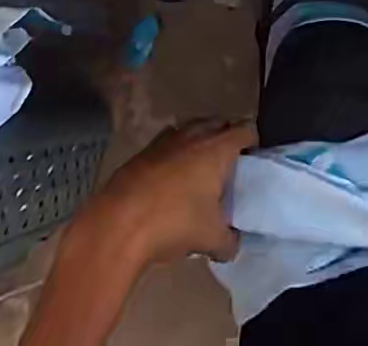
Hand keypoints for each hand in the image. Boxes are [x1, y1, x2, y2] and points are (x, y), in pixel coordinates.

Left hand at [21, 119, 253, 345]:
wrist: (114, 227)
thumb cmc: (173, 223)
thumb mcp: (210, 239)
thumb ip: (229, 241)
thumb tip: (233, 244)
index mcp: (218, 148)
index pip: (246, 129)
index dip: (253, 142)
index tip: (252, 160)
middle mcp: (195, 135)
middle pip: (219, 122)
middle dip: (226, 136)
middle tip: (228, 163)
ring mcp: (165, 141)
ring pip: (191, 129)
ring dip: (198, 141)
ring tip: (198, 168)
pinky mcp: (141, 153)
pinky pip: (166, 144)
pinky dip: (172, 154)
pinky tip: (168, 180)